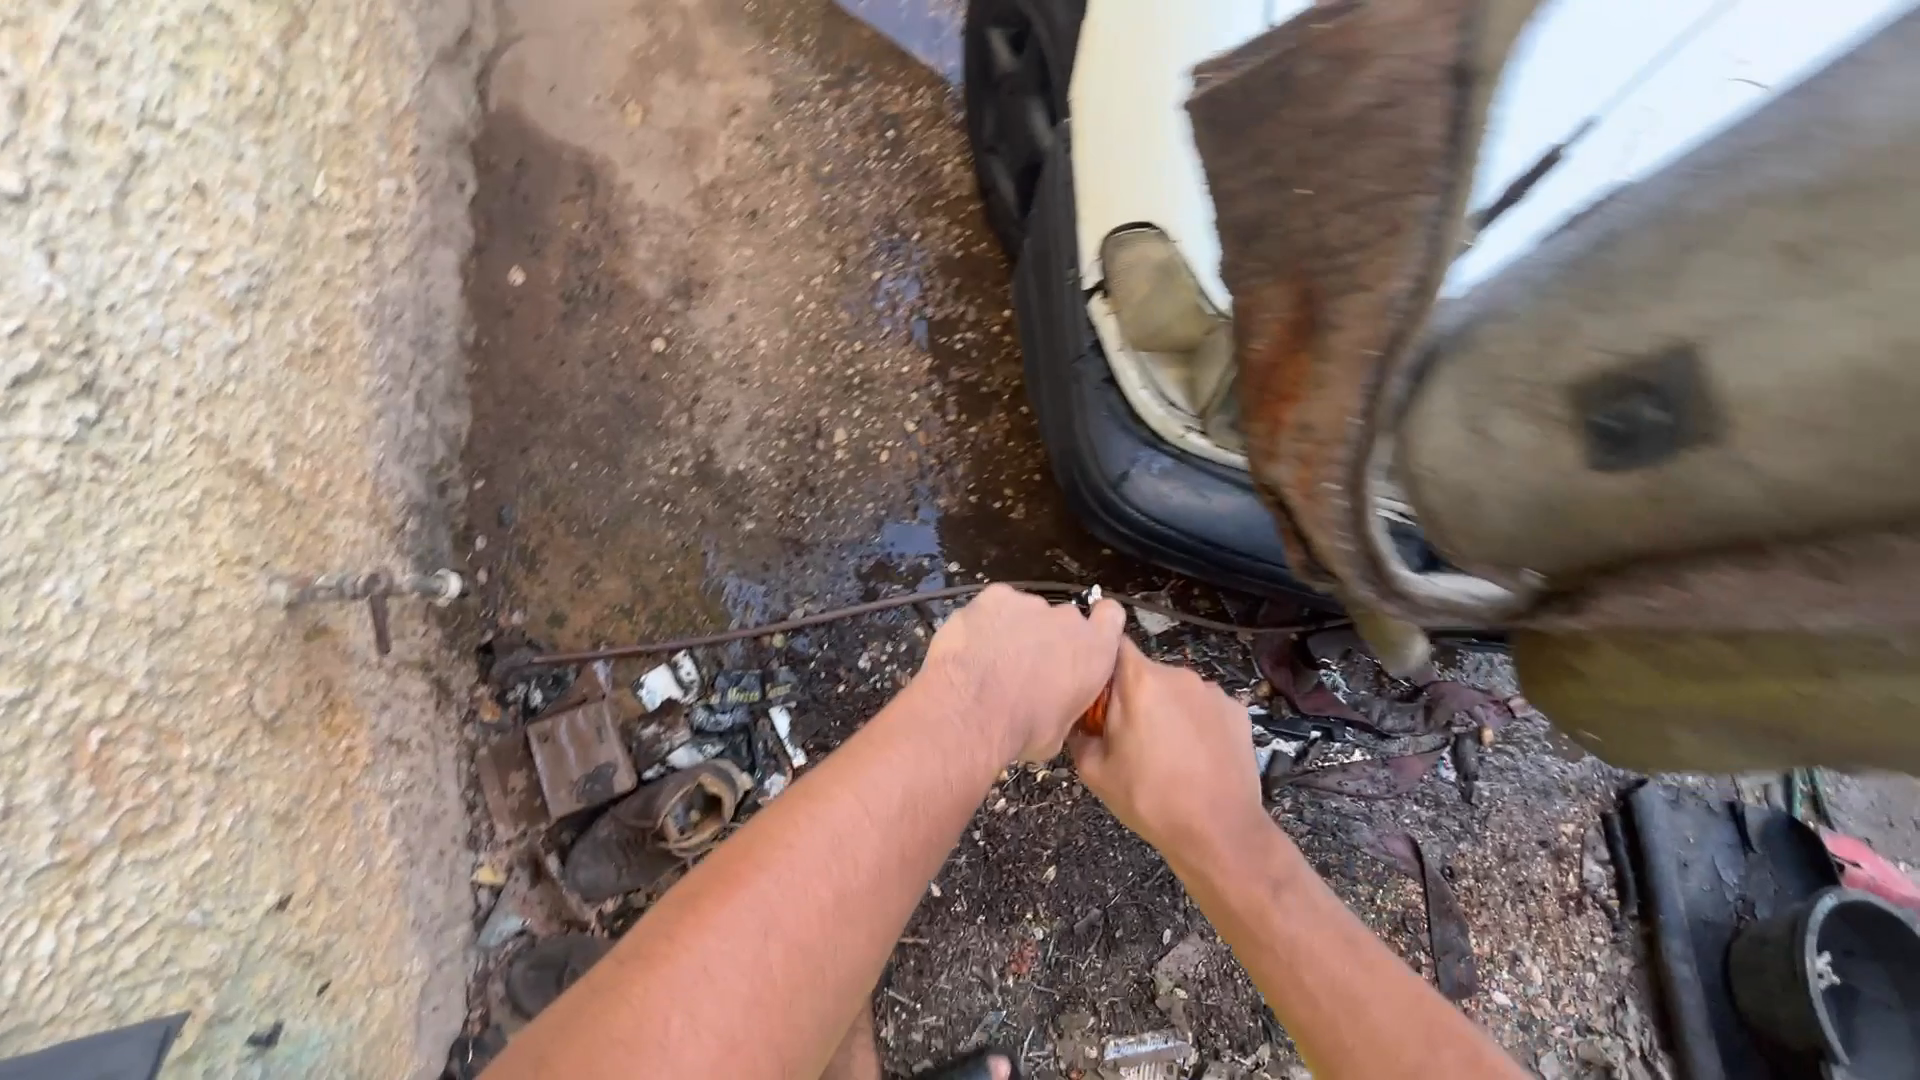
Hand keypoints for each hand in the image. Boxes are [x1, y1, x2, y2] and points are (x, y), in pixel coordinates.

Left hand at [921, 585, 1125, 762]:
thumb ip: (1066, 705)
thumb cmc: (1022, 730)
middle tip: (1025, 667)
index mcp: (1094, 651)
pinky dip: (987, 621)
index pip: (1111, 617)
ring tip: (992, 661)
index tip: (1083, 639)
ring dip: (1015, 632)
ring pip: (1027, 614)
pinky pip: (996, 606)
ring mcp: (1030, 604)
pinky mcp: (994, 596)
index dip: (1098, 625)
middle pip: (1063, 620)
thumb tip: (1055, 707)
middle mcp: (1067, 620)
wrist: (971, 710)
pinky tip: (974, 646)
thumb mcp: (1059, 733)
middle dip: (1048, 638)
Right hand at [1069, 640, 1266, 858]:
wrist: (1218, 832)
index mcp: (1138, 681)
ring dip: (1166, 710)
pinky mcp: (1237, 711)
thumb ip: (1078, 734)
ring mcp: (1212, 692)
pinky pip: (1204, 707)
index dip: (1101, 663)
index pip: (1113, 645)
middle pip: (1144, 672)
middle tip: (1127, 735)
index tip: (1096, 691)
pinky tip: (1195, 756)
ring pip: (1175, 691)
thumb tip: (1077, 722)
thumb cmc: (1149, 798)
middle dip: (1133, 696)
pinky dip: (1196, 723)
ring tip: (1166, 751)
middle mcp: (1177, 675)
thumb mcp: (1094, 771)